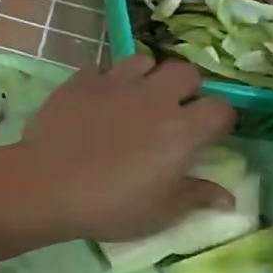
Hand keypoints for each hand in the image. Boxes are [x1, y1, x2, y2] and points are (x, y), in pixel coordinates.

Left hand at [19, 54, 235, 241]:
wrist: (46, 184)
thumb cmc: (108, 205)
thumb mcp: (159, 212)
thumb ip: (195, 197)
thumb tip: (227, 197)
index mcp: (182, 130)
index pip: (221, 108)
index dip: (216, 120)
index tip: (204, 135)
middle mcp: (153, 98)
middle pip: (184, 72)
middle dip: (184, 87)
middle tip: (169, 111)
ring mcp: (114, 85)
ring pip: (142, 61)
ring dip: (145, 76)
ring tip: (133, 99)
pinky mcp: (79, 82)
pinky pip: (100, 69)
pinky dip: (103, 82)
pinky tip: (94, 102)